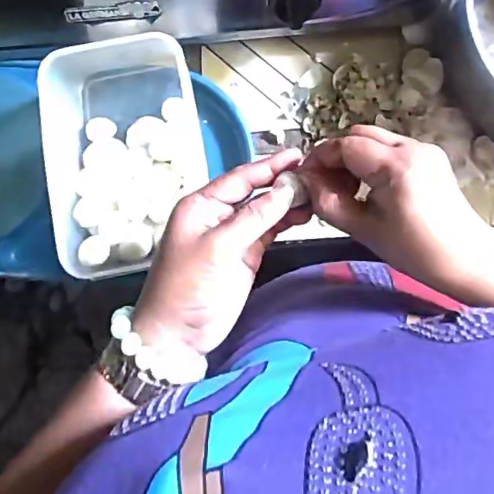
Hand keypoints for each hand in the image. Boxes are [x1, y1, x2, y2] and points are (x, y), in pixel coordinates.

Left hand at [131, 150, 307, 367]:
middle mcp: (218, 213)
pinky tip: (305, 213)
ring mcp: (234, 234)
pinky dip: (287, 220)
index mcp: (202, 204)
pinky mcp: (246, 252)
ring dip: (288, 200)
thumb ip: (254, 216)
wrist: (177, 338)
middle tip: (314, 172)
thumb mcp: (218, 248)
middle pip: (256, 189)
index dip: (270, 166)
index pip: (241, 177)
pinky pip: (270, 228)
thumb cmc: (187, 288)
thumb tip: (286, 188)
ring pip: (266, 208)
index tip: (298, 155)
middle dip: (283, 181)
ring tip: (316, 192)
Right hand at [298, 125, 493, 292]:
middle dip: (336, 154)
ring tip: (347, 190)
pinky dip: (373, 160)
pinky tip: (370, 188)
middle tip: (324, 184)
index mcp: (396, 165)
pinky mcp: (430, 156)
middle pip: (360, 134)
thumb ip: (329, 202)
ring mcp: (424, 148)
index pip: (346, 145)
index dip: (320, 158)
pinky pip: (391, 148)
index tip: (306, 177)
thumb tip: (309, 182)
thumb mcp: (364, 230)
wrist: (467, 259)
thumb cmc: (416, 251)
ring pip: (375, 139)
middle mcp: (411, 147)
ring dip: (354, 157)